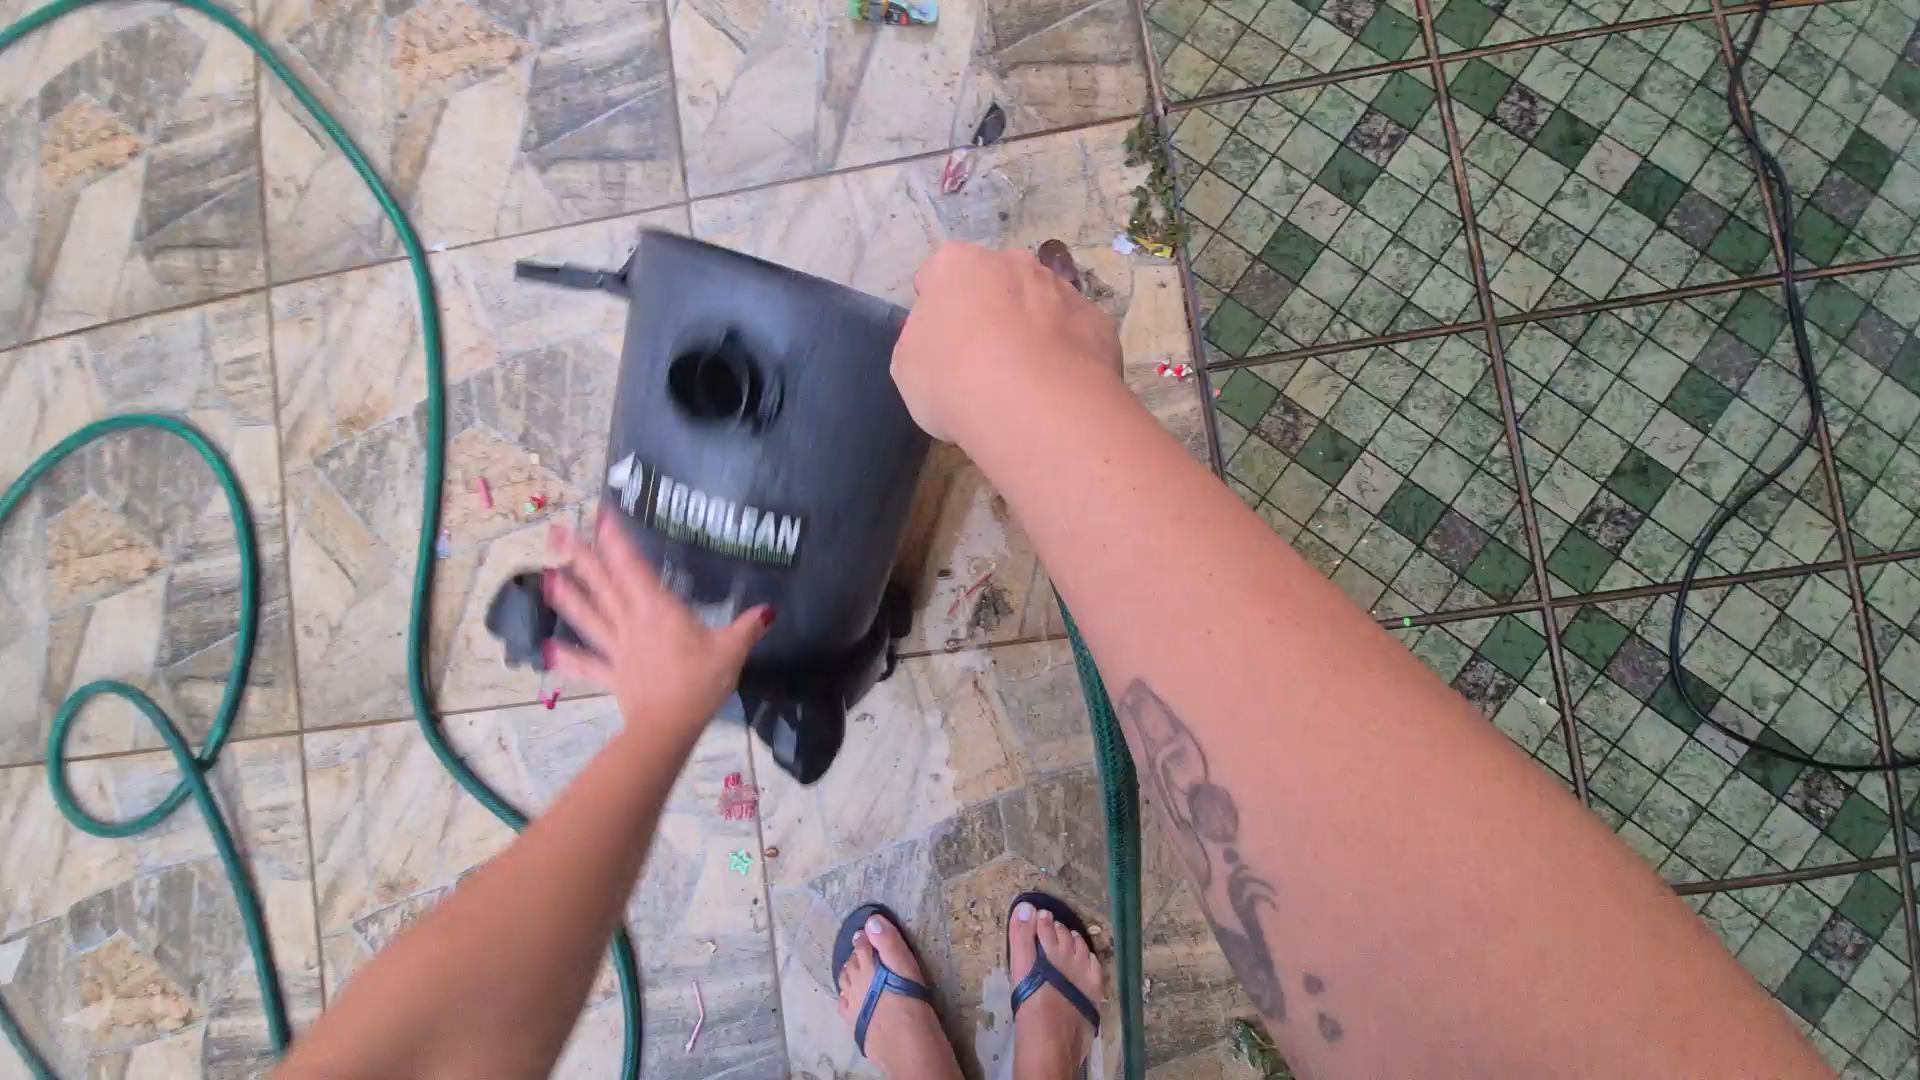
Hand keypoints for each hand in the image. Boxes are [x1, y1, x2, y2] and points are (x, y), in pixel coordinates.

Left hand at [541, 514, 771, 731]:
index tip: (600, 515)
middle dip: (581, 557)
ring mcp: (618, 649)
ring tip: (546, 575)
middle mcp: (632, 623)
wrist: (668, 726)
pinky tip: (548, 650)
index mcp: (659, 610)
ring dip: (568, 596)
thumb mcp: (732, 651)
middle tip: (558, 533)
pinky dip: (568, 658)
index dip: (618, 540)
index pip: (634, 568)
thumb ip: (748, 627)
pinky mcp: (612, 675)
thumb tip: (768, 610)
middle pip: (604, 586)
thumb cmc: (700, 682)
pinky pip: (587, 664)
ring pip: (590, 617)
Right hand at [892, 242, 1122, 444]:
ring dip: (1031, 331)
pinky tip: (1056, 389)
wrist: (1034, 407)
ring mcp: (1061, 289)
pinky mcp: (1097, 321)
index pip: (937, 276)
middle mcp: (1012, 263)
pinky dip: (1065, 354)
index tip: (939, 345)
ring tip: (1025, 381)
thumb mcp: (908, 369)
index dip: (936, 311)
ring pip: (1039, 305)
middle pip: (995, 284)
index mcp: (956, 265)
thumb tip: (939, 342)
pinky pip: (1073, 335)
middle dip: (990, 313)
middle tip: (984, 363)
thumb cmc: (955, 382)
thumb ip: (920, 344)